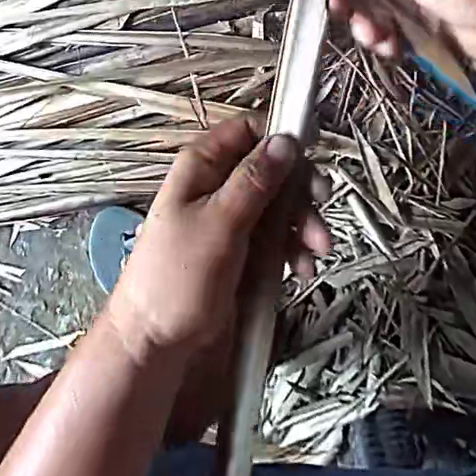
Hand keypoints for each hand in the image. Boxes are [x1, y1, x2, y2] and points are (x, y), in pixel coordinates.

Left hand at [104, 118, 330, 363]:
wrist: (155, 345)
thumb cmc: (177, 279)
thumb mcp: (219, 224)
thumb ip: (254, 181)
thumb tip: (284, 141)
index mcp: (202, 166)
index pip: (246, 130)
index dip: (279, 139)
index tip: (309, 158)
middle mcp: (217, 186)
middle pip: (270, 168)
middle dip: (299, 190)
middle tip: (320, 207)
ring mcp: (230, 219)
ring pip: (278, 203)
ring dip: (302, 224)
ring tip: (316, 252)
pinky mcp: (241, 250)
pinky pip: (275, 236)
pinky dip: (293, 248)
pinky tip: (302, 268)